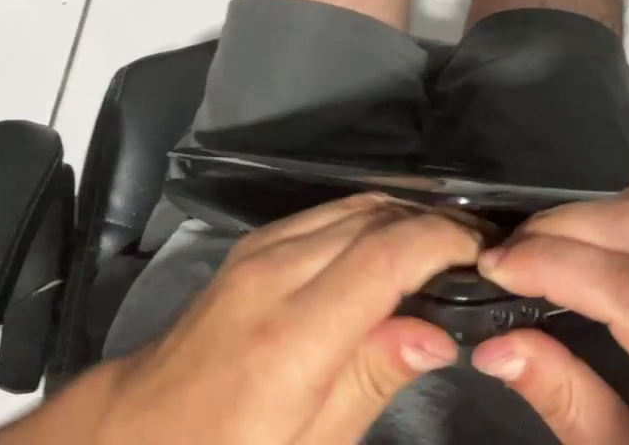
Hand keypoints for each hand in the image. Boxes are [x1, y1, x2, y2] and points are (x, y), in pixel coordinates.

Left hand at [0, 193, 481, 444]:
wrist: (142, 426)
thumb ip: (371, 380)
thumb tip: (439, 334)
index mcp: (293, 334)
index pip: (385, 255)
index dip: (444, 242)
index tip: (486, 255)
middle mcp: (276, 272)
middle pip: (373, 217)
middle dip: (434, 224)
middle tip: (480, 252)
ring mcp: (260, 250)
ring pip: (352, 205)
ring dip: (405, 215)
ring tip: (447, 245)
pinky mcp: (253, 245)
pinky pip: (326, 212)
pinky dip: (371, 217)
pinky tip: (393, 242)